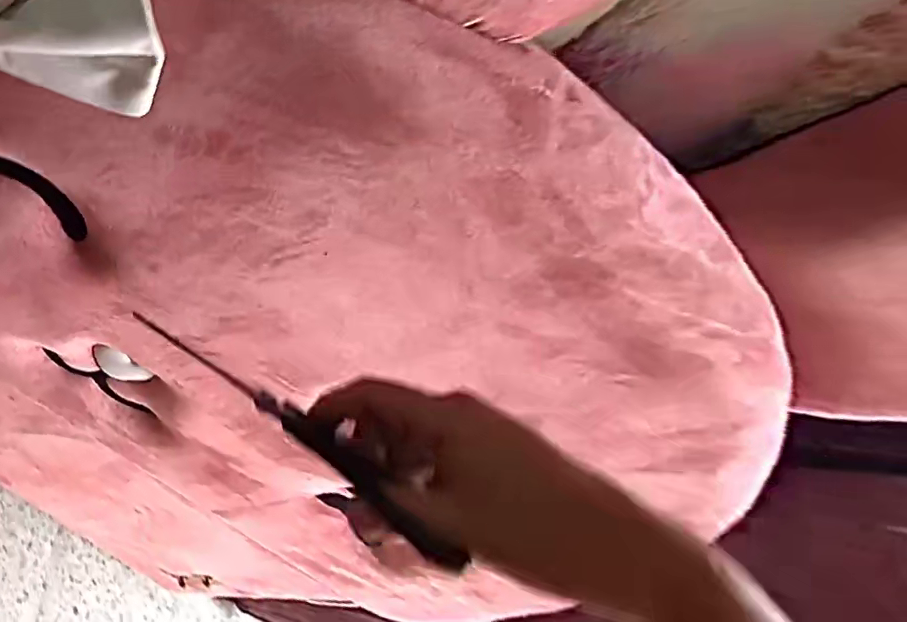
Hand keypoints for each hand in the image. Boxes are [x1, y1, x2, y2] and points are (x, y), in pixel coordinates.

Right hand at [308, 379, 746, 621]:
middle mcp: (461, 411)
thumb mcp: (453, 523)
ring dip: (396, 466)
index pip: (368, 393)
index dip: (331, 407)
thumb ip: (390, 506)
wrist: (645, 560)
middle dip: (365, 449)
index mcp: (445, 415)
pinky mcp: (506, 450)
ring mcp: (487, 429)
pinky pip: (444, 449)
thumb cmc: (542, 535)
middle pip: (389, 415)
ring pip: (416, 435)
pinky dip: (425, 472)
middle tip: (357, 486)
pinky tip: (435, 508)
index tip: (307, 428)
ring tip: (400, 507)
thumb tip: (349, 499)